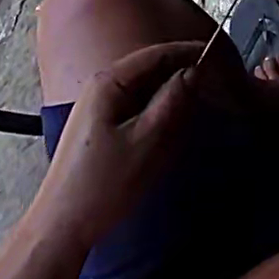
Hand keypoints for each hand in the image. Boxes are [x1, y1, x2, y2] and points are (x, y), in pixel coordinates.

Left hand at [31, 41, 197, 246]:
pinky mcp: (102, 125)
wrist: (62, 227)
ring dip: (171, 90)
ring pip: (145, 88)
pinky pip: (137, 105)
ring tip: (200, 99)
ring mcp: (100, 106)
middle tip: (214, 80)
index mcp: (108, 82)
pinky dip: (159, 107)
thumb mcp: (145, 141)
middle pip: (150, 68)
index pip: (156, 54)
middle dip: (181, 71)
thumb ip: (171, 101)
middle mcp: (102, 86)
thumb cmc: (102, 184)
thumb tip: (194, 70)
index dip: (187, 51)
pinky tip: (173, 121)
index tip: (216, 53)